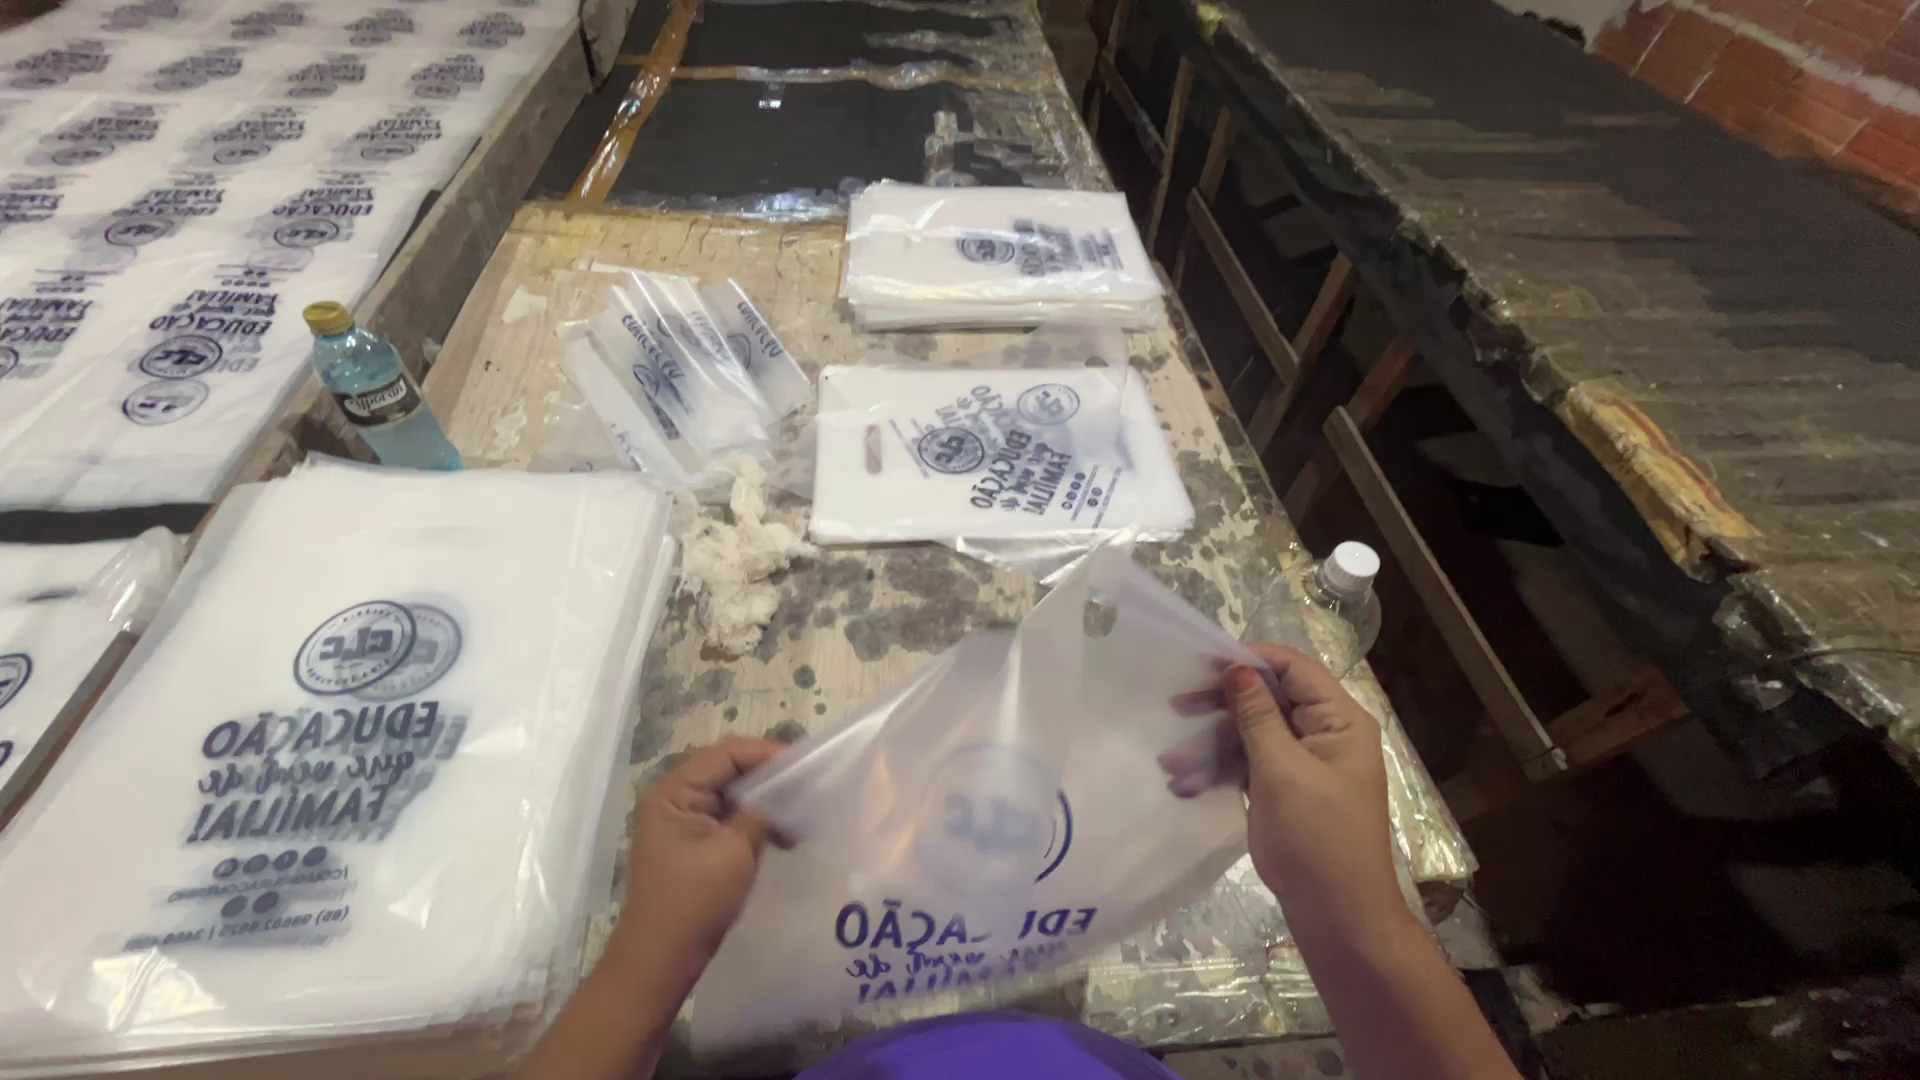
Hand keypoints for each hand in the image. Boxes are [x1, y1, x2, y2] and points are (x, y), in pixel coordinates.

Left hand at [607, 737, 783, 990]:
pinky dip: (756, 819)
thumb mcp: (735, 850)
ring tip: (801, 810)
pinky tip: (784, 832)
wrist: (661, 962)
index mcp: (673, 791)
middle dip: (769, 776)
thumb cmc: (694, 902)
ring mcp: (682, 820)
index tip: (806, 764)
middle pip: (729, 768)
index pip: (726, 753)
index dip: (767, 754)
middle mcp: (674, 797)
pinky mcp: (694, 842)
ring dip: (766, 799)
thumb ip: (762, 809)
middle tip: (808, 782)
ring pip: (732, 792)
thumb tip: (791, 785)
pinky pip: (730, 815)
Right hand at [1161, 645, 1402, 933]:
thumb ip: (1257, 715)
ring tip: (1172, 762)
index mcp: (1338, 721)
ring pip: (1250, 732)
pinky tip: (1186, 783)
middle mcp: (1323, 733)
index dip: (1250, 660)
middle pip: (1267, 699)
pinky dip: (1219, 769)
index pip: (1293, 669)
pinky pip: (1247, 762)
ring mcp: (1302, 761)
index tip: (1203, 663)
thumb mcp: (1282, 770)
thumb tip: (1236, 669)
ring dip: (1212, 744)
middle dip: (1221, 705)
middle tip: (1179, 706)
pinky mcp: (1283, 786)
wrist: (1337, 914)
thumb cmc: (1317, 836)